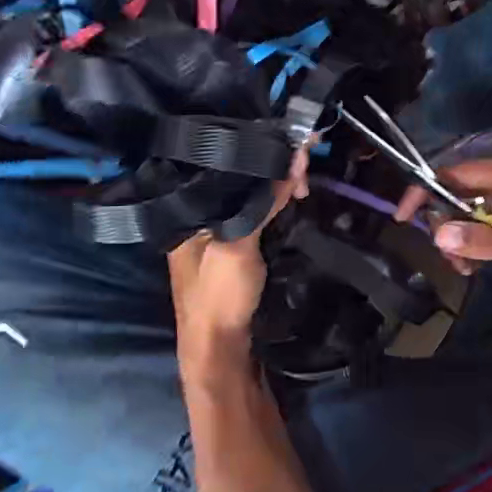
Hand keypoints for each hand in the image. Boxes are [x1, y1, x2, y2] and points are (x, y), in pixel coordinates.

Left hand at [167, 145, 309, 351]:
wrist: (219, 349)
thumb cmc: (218, 296)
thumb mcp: (239, 245)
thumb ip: (264, 202)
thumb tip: (296, 157)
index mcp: (188, 209)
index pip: (221, 163)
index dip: (254, 149)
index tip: (287, 143)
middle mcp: (200, 214)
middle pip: (237, 177)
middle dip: (270, 167)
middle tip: (303, 166)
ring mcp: (217, 230)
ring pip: (249, 194)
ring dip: (277, 185)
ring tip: (303, 180)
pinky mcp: (235, 245)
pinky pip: (257, 212)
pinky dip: (276, 203)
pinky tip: (293, 195)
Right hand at [394, 154, 491, 312]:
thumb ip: (483, 239)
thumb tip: (439, 235)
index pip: (453, 172)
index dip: (424, 192)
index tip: (405, 219)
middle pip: (454, 191)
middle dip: (444, 225)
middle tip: (448, 260)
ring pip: (464, 210)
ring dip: (457, 239)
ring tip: (465, 269)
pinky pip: (479, 222)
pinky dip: (471, 243)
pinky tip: (475, 265)